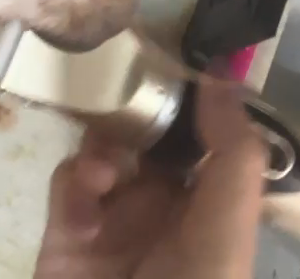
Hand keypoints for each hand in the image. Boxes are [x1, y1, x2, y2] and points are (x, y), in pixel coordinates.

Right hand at [34, 82, 266, 278]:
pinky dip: (76, 181)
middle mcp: (165, 209)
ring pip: (107, 148)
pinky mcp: (67, 231)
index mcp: (211, 210)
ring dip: (105, 146)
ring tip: (106, 169)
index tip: (181, 60)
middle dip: (139, 111)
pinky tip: (84, 204)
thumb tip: (223, 76)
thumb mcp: (226, 240)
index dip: (196, 99)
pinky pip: (69, 180)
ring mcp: (114, 219)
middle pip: (151, 135)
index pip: (206, 137)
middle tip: (128, 90)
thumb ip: (232, 158)